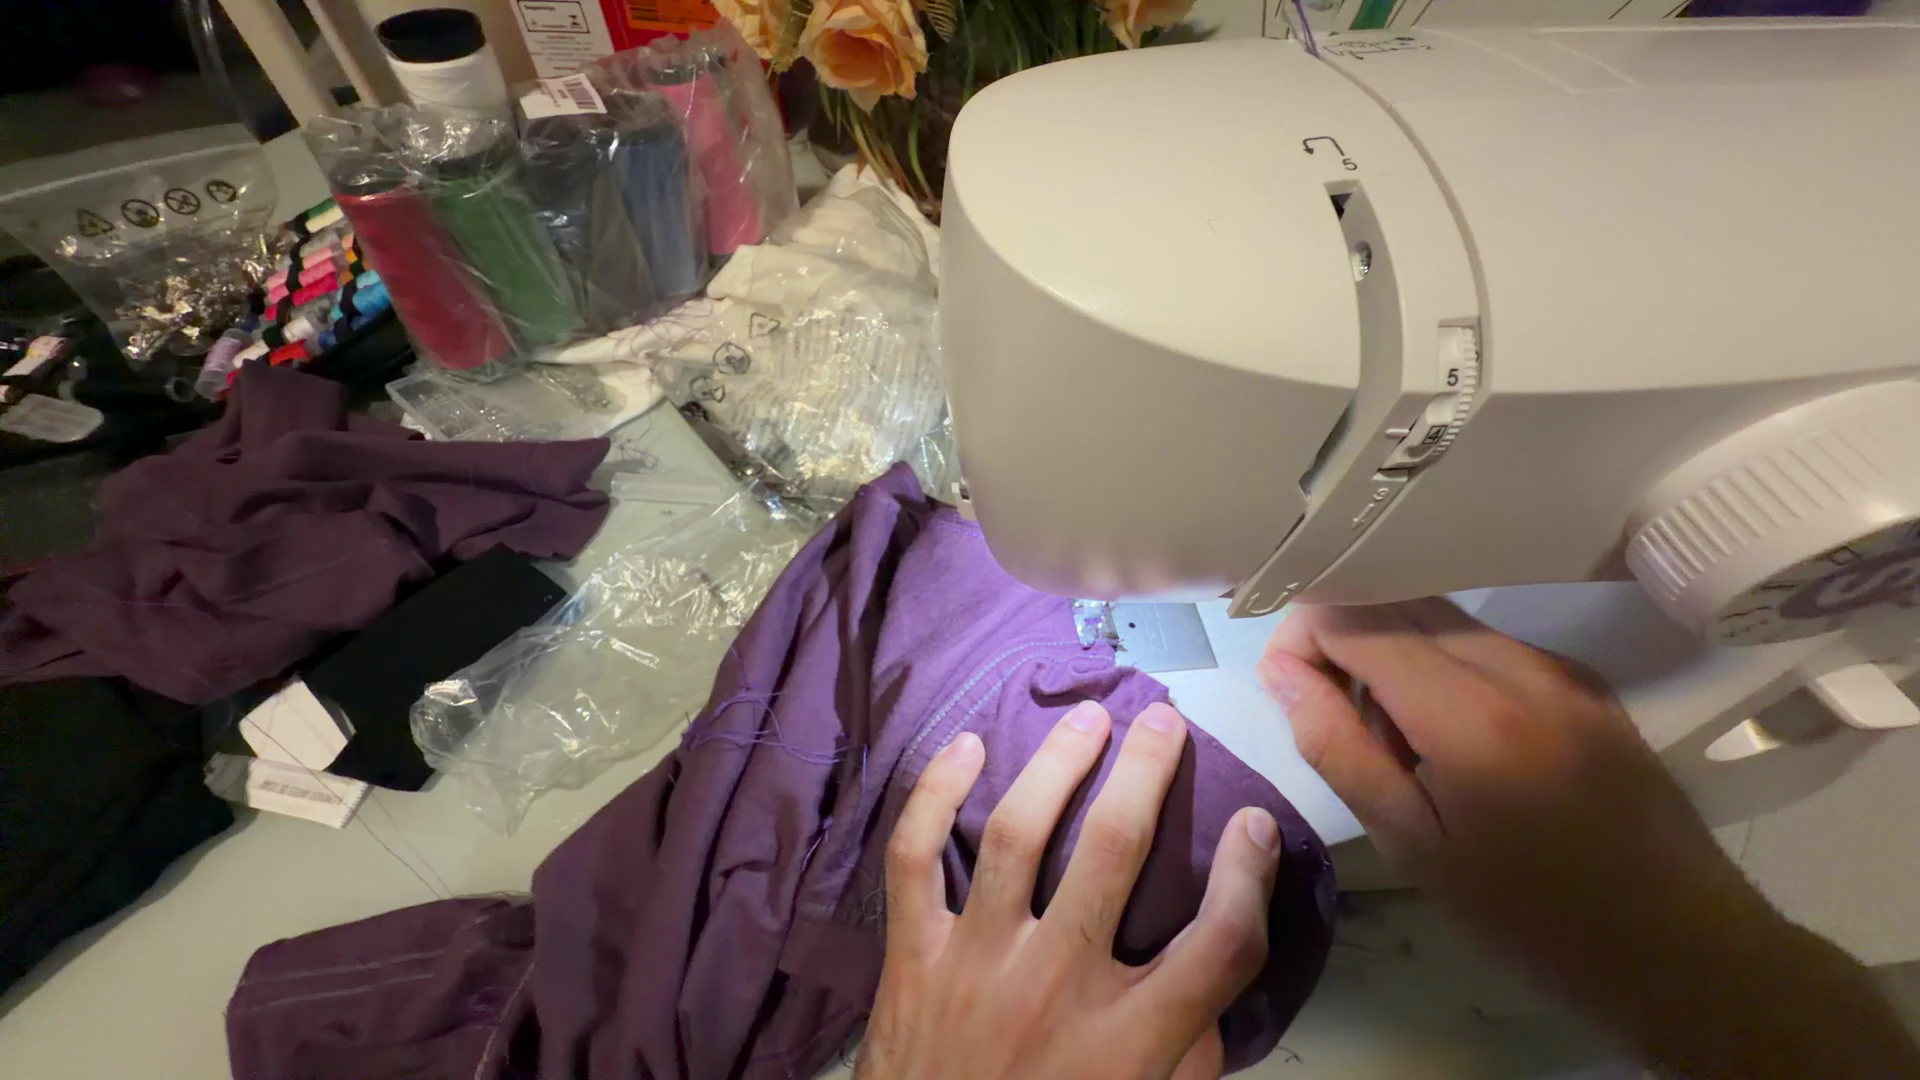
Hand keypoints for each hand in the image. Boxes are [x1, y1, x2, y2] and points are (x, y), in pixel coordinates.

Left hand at [856, 701, 1283, 1079]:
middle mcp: (1056, 985)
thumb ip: (1183, 1058)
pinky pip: (915, 856)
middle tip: (1161, 720)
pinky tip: (966, 745)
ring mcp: (977, 960)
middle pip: (1114, 851)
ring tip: (1089, 717)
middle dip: (1144, 773)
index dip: (1249, 877)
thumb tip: (1209, 985)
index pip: (1218, 944)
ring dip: (1058, 763)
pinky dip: (935, 794)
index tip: (1253, 822)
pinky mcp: (914, 952)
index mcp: (1128, 1043)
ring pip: (1019, 833)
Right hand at [1257, 598, 1919, 1079]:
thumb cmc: (1526, 912)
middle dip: (1339, 635)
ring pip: (1435, 616)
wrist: (1687, 953)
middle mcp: (1519, 668)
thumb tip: (1280, 667)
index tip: (1285, 680)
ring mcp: (1558, 667)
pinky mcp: (1581, 679)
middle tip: (1324, 703)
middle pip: (1394, 602)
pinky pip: (1480, 641)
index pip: (1354, 619)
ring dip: (1386, 649)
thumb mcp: (1406, 842)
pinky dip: (1435, 662)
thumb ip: (1333, 744)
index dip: (1303, 634)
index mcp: (1470, 715)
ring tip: (1386, 726)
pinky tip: (1441, 728)